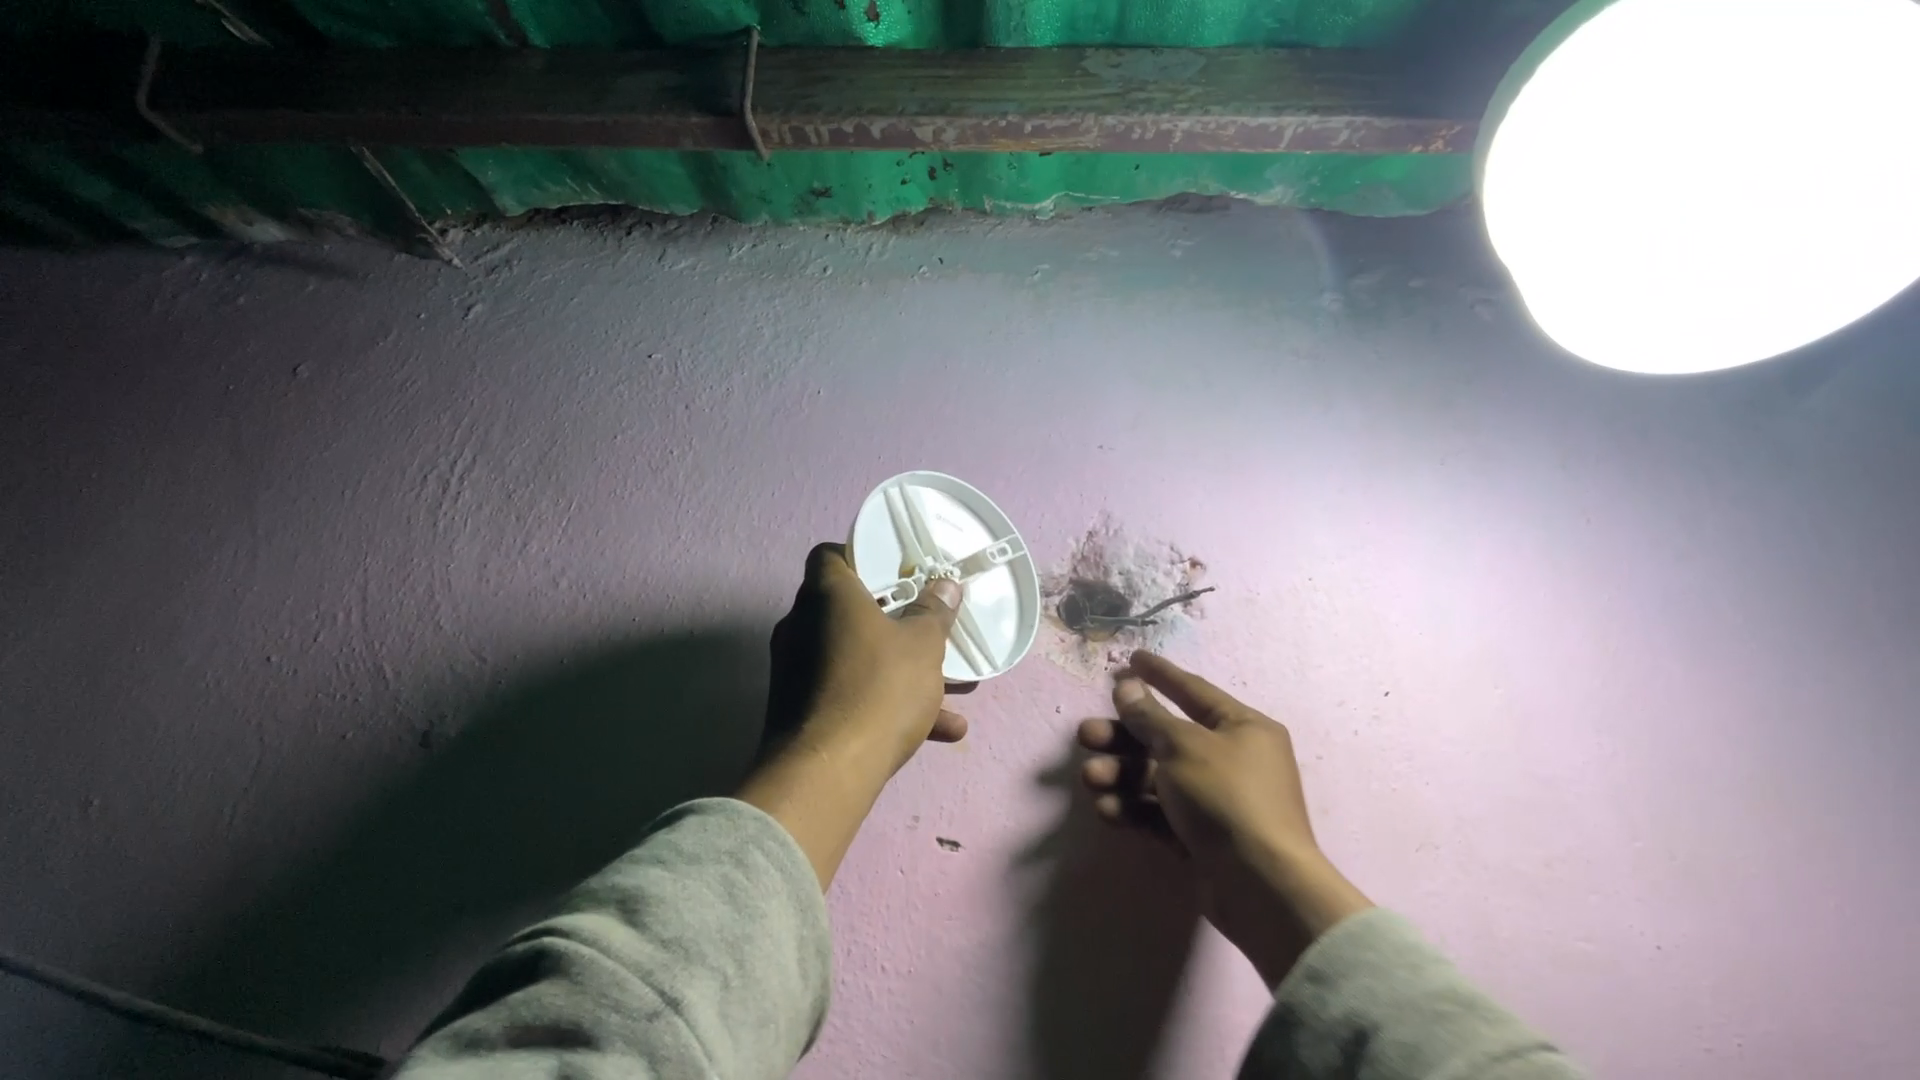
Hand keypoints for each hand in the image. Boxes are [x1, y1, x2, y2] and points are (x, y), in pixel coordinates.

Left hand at [743, 543, 970, 887]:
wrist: (827, 772)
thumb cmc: (879, 688)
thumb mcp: (923, 646)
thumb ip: (934, 612)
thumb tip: (944, 585)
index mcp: (826, 595)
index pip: (830, 555)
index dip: (862, 557)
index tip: (896, 572)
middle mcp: (801, 625)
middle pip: (846, 608)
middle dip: (892, 620)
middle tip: (926, 627)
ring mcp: (795, 669)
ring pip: (854, 656)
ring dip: (898, 669)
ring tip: (951, 690)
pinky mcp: (798, 709)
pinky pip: (848, 693)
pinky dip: (885, 705)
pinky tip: (939, 732)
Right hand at [1077, 651, 1372, 985]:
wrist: (1260, 886)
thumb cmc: (1225, 797)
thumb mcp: (1183, 746)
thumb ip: (1150, 717)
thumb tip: (1127, 686)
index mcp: (1243, 729)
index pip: (1194, 692)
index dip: (1160, 675)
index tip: (1130, 659)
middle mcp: (1232, 761)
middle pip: (1167, 739)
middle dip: (1123, 737)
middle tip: (1085, 735)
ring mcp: (1216, 802)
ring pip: (1158, 779)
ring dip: (1122, 776)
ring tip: (1091, 779)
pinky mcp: (1201, 839)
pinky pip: (1161, 814)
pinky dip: (1134, 809)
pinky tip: (1106, 809)